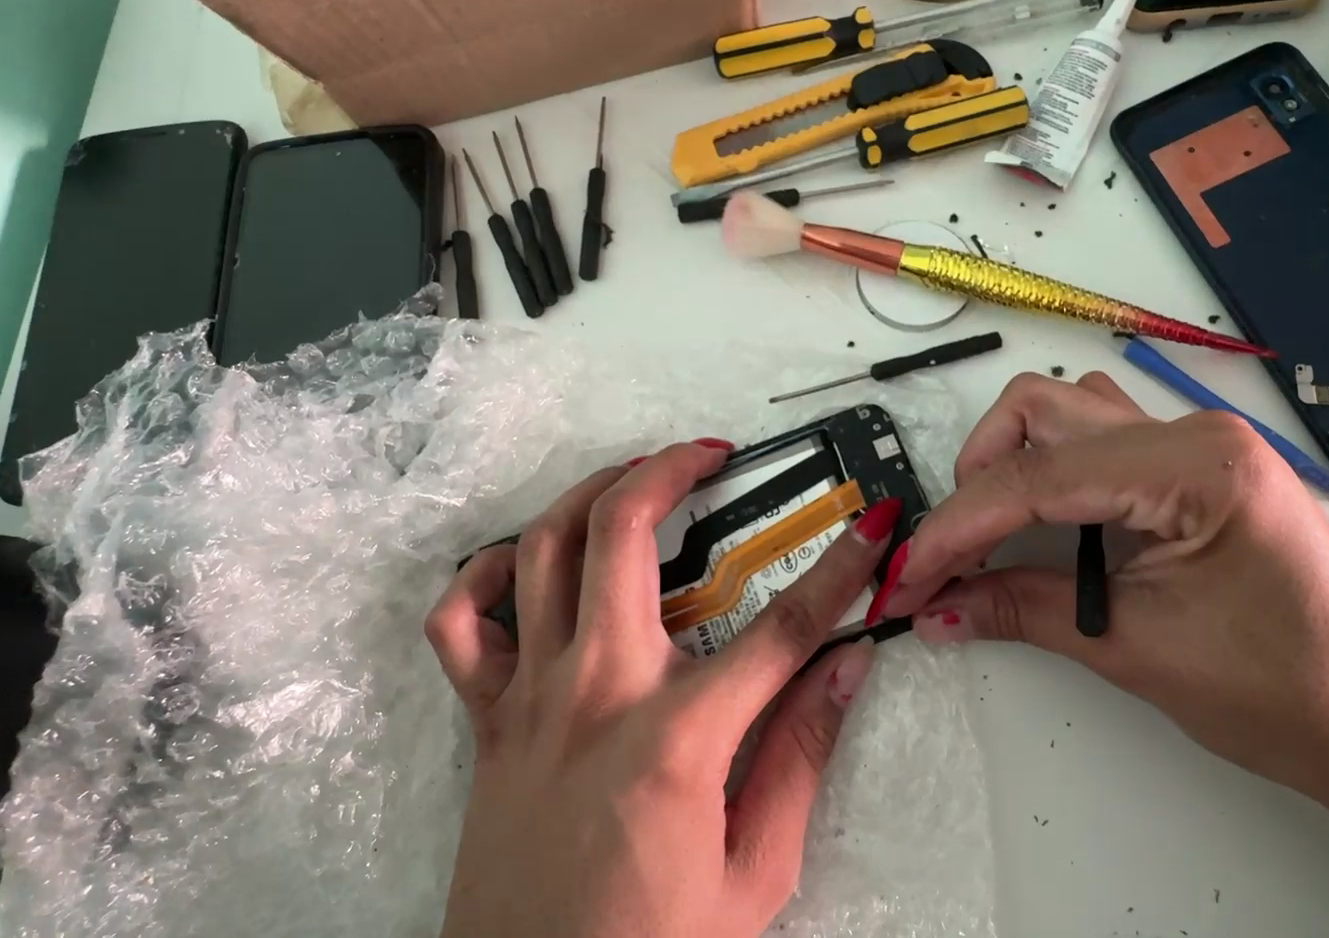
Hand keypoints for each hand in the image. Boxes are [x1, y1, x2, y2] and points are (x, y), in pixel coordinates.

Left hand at [425, 440, 898, 937]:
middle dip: (672, 471)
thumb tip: (843, 670)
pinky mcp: (487, 720)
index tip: (868, 529)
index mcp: (676, 738)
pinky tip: (527, 561)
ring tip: (631, 478)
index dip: (839, 572)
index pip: (783, 629)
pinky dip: (487, 572)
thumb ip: (800, 757)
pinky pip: (461, 620)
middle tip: (710, 456)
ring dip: (589, 493)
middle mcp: (596, 694)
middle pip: (625, 535)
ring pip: (543, 550)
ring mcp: (532, 698)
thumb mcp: (753, 872)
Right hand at [882, 372, 1328, 795]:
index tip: (913, 573)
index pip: (1037, 476)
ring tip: (994, 532)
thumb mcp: (1133, 648)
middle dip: (978, 473)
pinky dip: (1051, 472)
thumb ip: (1019, 609)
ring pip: (1067, 412)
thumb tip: (933, 608)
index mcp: (1194, 464)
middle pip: (1041, 409)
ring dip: (1013, 461)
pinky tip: (1048, 525)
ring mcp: (1196, 444)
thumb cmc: (1283, 694)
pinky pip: (1098, 440)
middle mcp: (1193, 433)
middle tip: (956, 548)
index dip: (958, 526)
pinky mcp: (1193, 468)